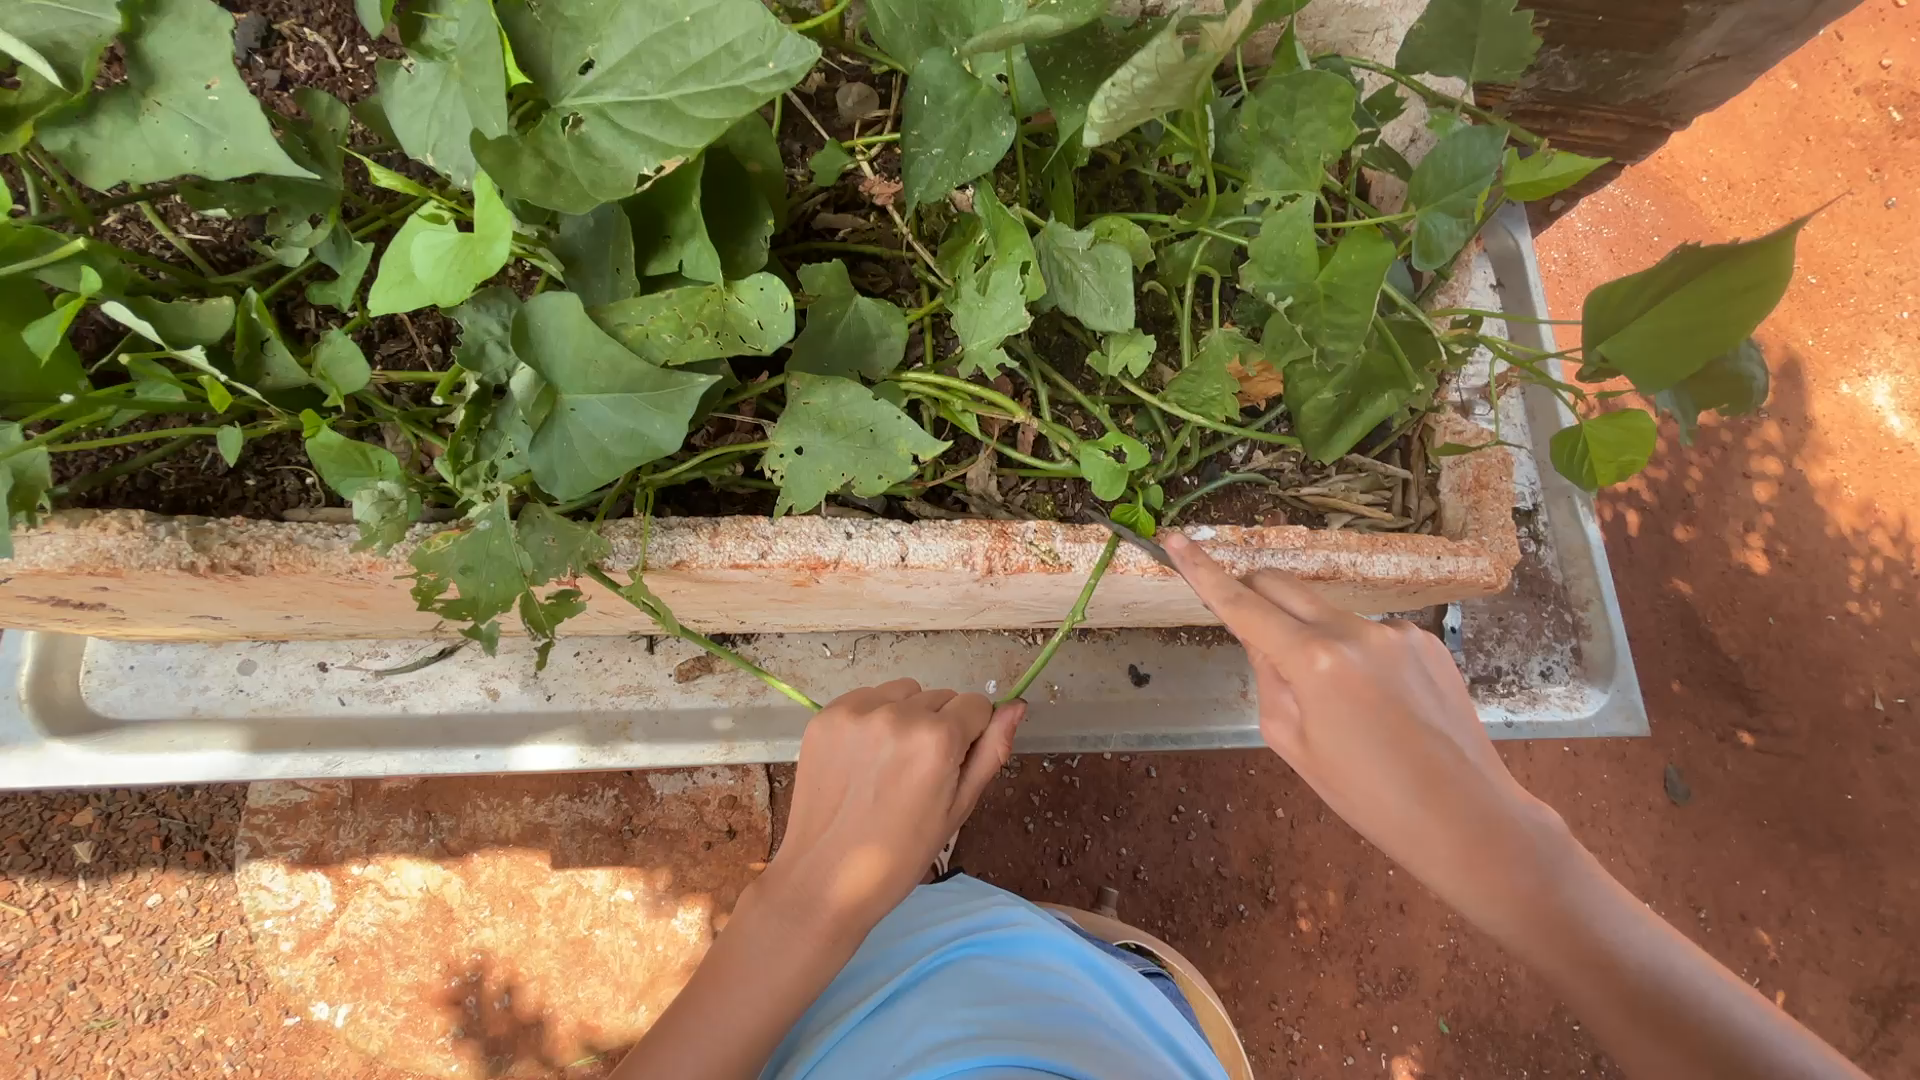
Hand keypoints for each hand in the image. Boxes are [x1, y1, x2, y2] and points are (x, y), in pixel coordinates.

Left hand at [764, 679, 1024, 929]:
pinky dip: (873, 717)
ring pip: (905, 691)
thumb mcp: (959, 808)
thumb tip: (1016, 706)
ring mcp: (857, 712)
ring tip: (890, 761)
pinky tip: (863, 756)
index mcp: (938, 739)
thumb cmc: (901, 854)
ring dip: (907, 714)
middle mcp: (898, 714)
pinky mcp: (827, 714)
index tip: (952, 766)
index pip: (977, 705)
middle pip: (941, 696)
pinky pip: (868, 696)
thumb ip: (992, 751)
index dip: (972, 734)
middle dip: (940, 725)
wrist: (824, 877)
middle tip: (918, 772)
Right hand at [1160, 532, 1571, 920]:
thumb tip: (1262, 639)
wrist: (1468, 819)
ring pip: (1325, 613)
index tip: (1173, 538)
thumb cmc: (1365, 795)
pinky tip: (1375, 701)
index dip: (1202, 570)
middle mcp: (1354, 630)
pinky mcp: (1426, 640)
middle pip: (1282, 586)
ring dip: (1308, 635)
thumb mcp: (1289, 740)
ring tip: (1335, 700)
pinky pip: (1366, 632)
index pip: (1242, 603)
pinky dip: (1350, 652)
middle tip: (1248, 631)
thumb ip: (1266, 676)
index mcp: (1313, 660)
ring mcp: (1396, 631)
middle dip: (1254, 595)